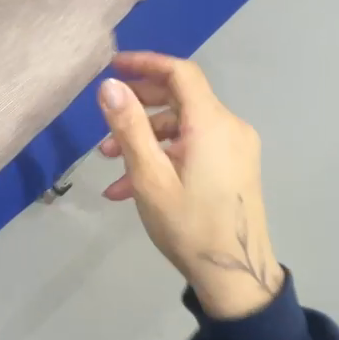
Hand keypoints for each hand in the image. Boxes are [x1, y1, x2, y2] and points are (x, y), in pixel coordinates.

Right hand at [96, 52, 284, 319]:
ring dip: (144, 138)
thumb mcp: (148, 176)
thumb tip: (110, 85)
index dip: (145, 63)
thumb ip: (128, 127)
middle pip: (180, 98)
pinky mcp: (235, 166)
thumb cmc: (188, 225)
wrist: (235, 276)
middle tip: (103, 121)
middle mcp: (229, 127)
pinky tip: (131, 186)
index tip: (112, 67)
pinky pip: (193, 146)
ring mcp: (235, 148)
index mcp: (211, 124)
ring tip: (109, 164)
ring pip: (182, 127)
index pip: (180, 73)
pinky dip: (162, 155)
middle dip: (138, 106)